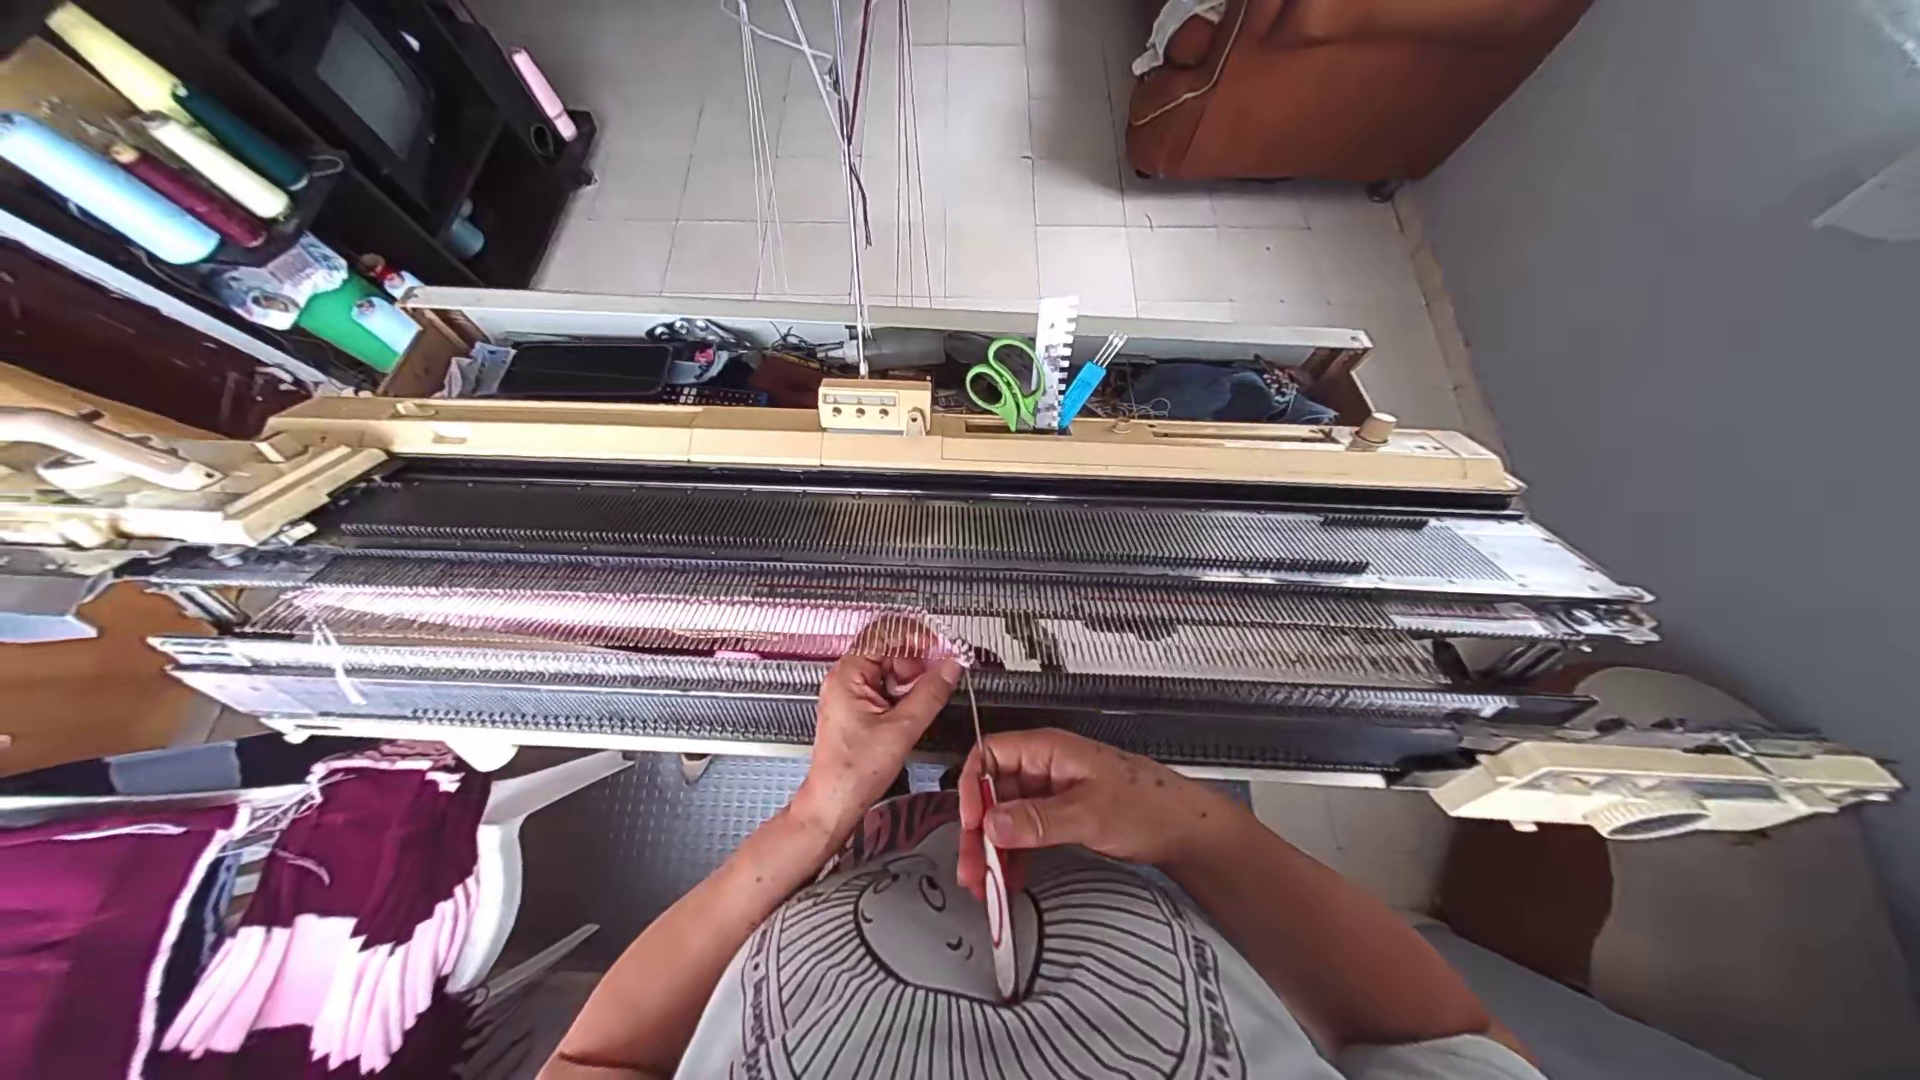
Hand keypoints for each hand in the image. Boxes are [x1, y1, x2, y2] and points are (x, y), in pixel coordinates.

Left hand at [793, 647, 961, 841]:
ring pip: (889, 669)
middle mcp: (845, 678)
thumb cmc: (853, 772)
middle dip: (914, 664)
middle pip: (888, 650)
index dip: (914, 637)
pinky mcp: (857, 706)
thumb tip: (950, 667)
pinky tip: (909, 713)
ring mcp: (850, 692)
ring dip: (909, 680)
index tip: (938, 646)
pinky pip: (885, 686)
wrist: (834, 803)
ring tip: (916, 705)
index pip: (884, 635)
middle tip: (934, 679)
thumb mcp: (902, 729)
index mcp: (848, 675)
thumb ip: (930, 693)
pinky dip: (902, 694)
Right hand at [957, 728, 1240, 898]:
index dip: (972, 786)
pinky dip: (1013, 855)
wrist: (1185, 828)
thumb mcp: (1089, 813)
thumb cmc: (1148, 804)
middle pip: (993, 791)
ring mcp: (1050, 791)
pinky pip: (1024, 832)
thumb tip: (992, 823)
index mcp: (1047, 750)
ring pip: (1005, 815)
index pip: (990, 755)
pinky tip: (1009, 879)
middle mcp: (1044, 766)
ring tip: (985, 884)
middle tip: (972, 868)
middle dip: (978, 830)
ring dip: (992, 849)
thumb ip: (1037, 819)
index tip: (969, 822)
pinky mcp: (1059, 813)